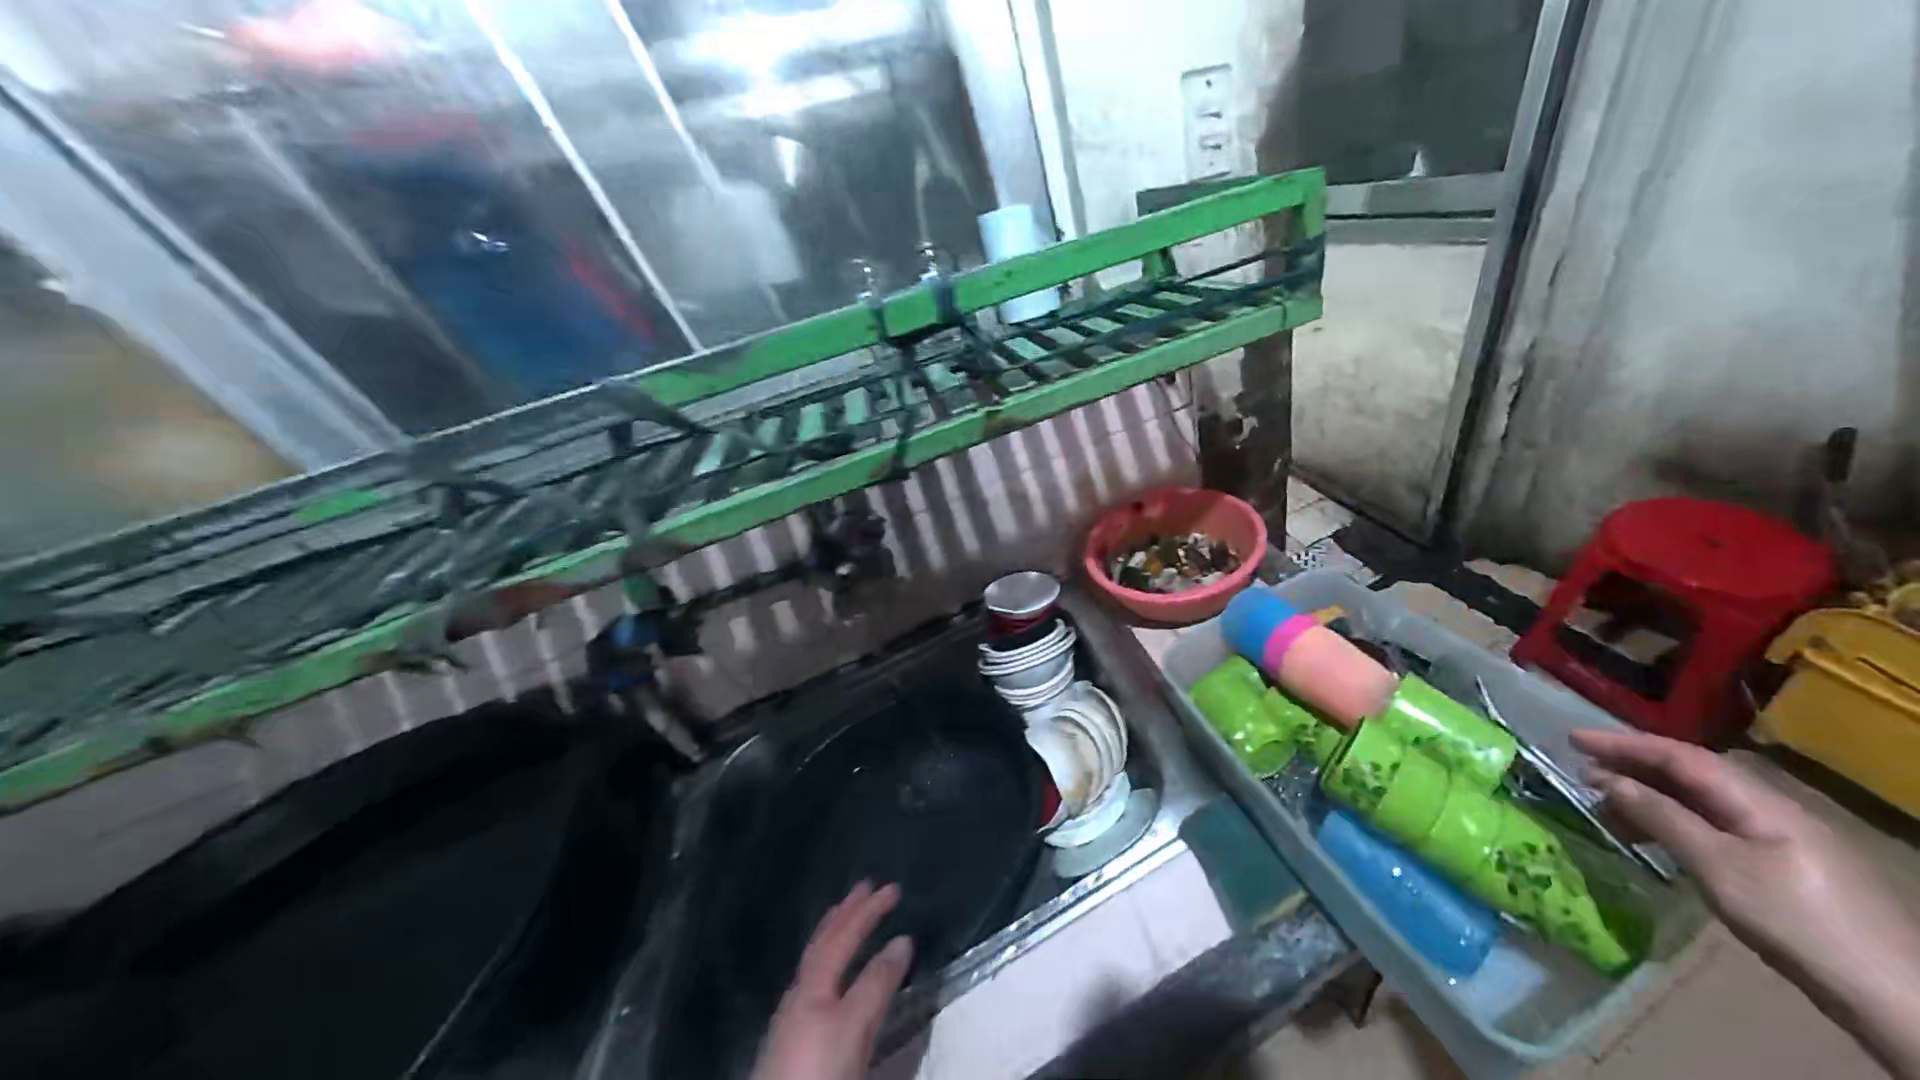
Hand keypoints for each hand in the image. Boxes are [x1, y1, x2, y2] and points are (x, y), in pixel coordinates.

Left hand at [749, 882, 913, 1079]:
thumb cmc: (816, 1070)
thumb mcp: (854, 1027)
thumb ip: (876, 985)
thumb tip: (902, 940)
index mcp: (814, 985)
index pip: (845, 936)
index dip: (869, 911)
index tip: (893, 888)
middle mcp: (800, 992)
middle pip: (824, 942)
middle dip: (846, 913)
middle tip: (865, 887)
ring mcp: (793, 1016)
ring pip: (815, 961)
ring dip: (833, 933)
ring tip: (845, 917)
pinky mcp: (793, 1040)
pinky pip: (814, 979)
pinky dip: (827, 959)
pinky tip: (830, 973)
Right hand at [1573, 728, 1919, 1077]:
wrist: (1887, 992)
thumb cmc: (1793, 919)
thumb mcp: (1716, 865)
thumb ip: (1660, 816)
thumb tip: (1607, 779)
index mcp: (1761, 802)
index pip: (1681, 756)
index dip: (1624, 743)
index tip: (1573, 738)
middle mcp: (1771, 808)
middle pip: (1692, 773)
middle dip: (1633, 767)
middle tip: (1582, 772)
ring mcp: (1779, 838)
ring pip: (1700, 800)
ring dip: (1648, 796)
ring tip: (1605, 807)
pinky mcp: (1780, 863)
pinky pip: (1712, 825)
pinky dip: (1671, 821)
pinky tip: (1650, 837)